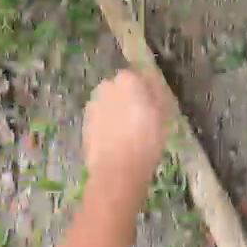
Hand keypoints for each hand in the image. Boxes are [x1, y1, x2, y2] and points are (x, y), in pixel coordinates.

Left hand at [82, 70, 173, 192]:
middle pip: (120, 89)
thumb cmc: (146, 140)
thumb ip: (156, 94)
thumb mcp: (161, 115)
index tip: (152, 105)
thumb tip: (152, 84)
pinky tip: (115, 141)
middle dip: (128, 99)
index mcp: (127, 80)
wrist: (117, 169)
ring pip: (108, 104)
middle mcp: (106, 86)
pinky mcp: (84, 123)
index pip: (137, 77)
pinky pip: (100, 119)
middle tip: (140, 119)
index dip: (145, 91)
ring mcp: (93, 104)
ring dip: (115, 111)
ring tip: (127, 133)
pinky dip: (106, 125)